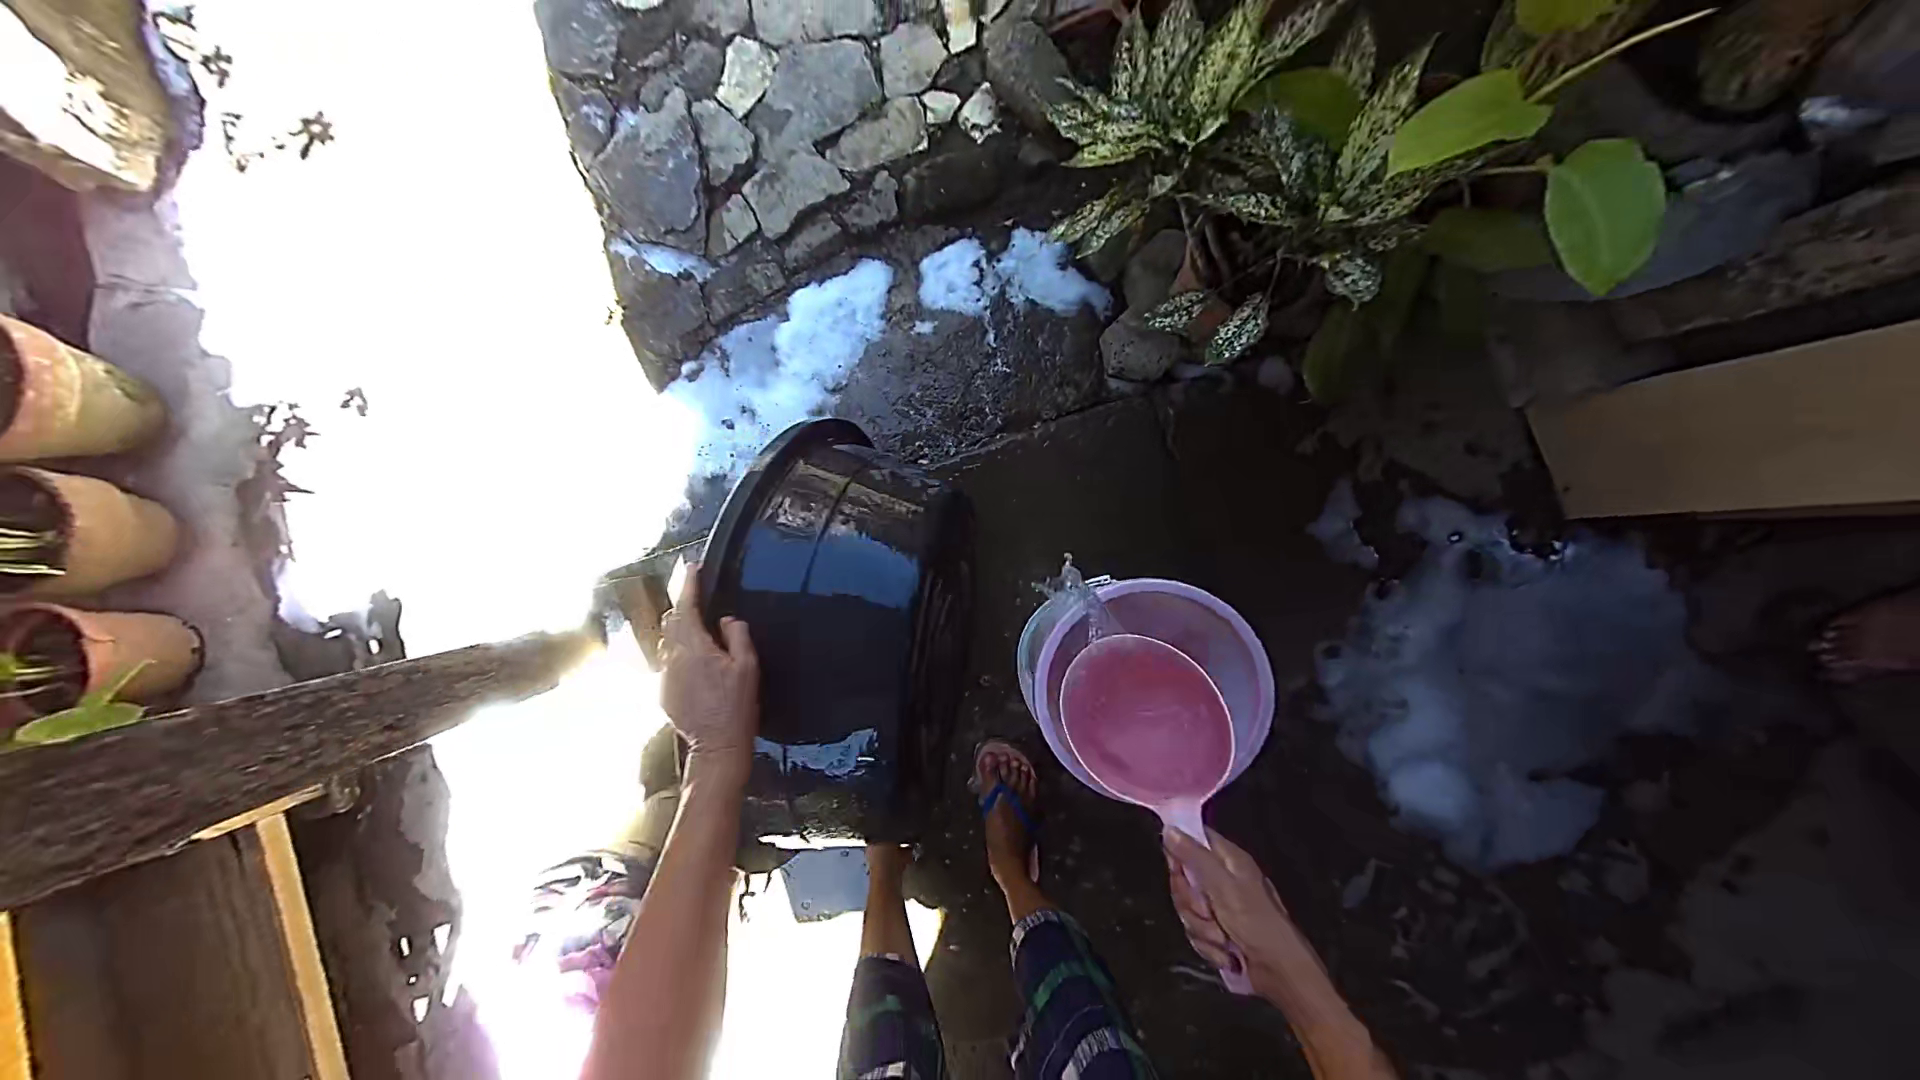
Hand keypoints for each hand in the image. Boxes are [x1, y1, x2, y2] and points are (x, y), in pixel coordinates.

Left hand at [658, 567, 759, 766]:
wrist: (716, 745)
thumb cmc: (736, 707)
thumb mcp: (748, 667)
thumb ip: (737, 636)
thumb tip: (727, 619)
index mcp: (694, 647)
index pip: (687, 606)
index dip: (689, 584)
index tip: (692, 567)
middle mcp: (673, 658)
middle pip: (671, 620)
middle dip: (683, 605)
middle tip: (698, 596)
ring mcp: (664, 675)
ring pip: (667, 640)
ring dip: (680, 628)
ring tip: (698, 627)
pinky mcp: (663, 690)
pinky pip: (668, 660)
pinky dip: (679, 651)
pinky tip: (696, 660)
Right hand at [1164, 827, 1333, 1009]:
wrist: (1282, 974)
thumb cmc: (1257, 923)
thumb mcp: (1223, 886)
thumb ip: (1194, 856)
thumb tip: (1169, 829)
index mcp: (1227, 859)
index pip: (1190, 840)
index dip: (1178, 853)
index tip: (1178, 871)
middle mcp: (1222, 877)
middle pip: (1183, 878)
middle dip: (1190, 902)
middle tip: (1207, 912)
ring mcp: (1220, 905)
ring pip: (1187, 908)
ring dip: (1201, 928)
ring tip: (1222, 939)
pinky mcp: (1218, 930)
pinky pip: (1196, 931)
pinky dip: (1207, 945)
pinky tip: (1225, 953)